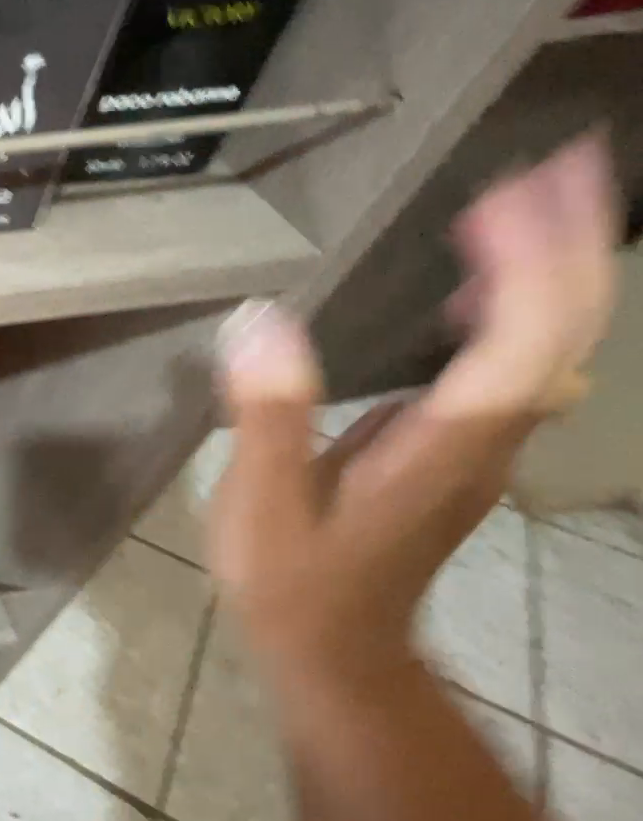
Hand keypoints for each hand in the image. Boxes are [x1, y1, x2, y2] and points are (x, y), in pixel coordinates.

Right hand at [209, 133, 620, 692]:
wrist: (335, 652)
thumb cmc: (294, 582)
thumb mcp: (265, 502)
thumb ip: (269, 413)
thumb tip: (256, 319)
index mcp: (445, 443)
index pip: (523, 336)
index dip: (531, 257)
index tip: (511, 188)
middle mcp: (485, 437)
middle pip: (560, 331)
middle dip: (565, 244)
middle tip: (545, 168)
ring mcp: (476, 448)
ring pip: (545, 348)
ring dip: (544, 272)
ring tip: (514, 208)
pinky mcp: (452, 454)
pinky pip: (507, 368)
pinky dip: (508, 314)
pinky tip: (470, 294)